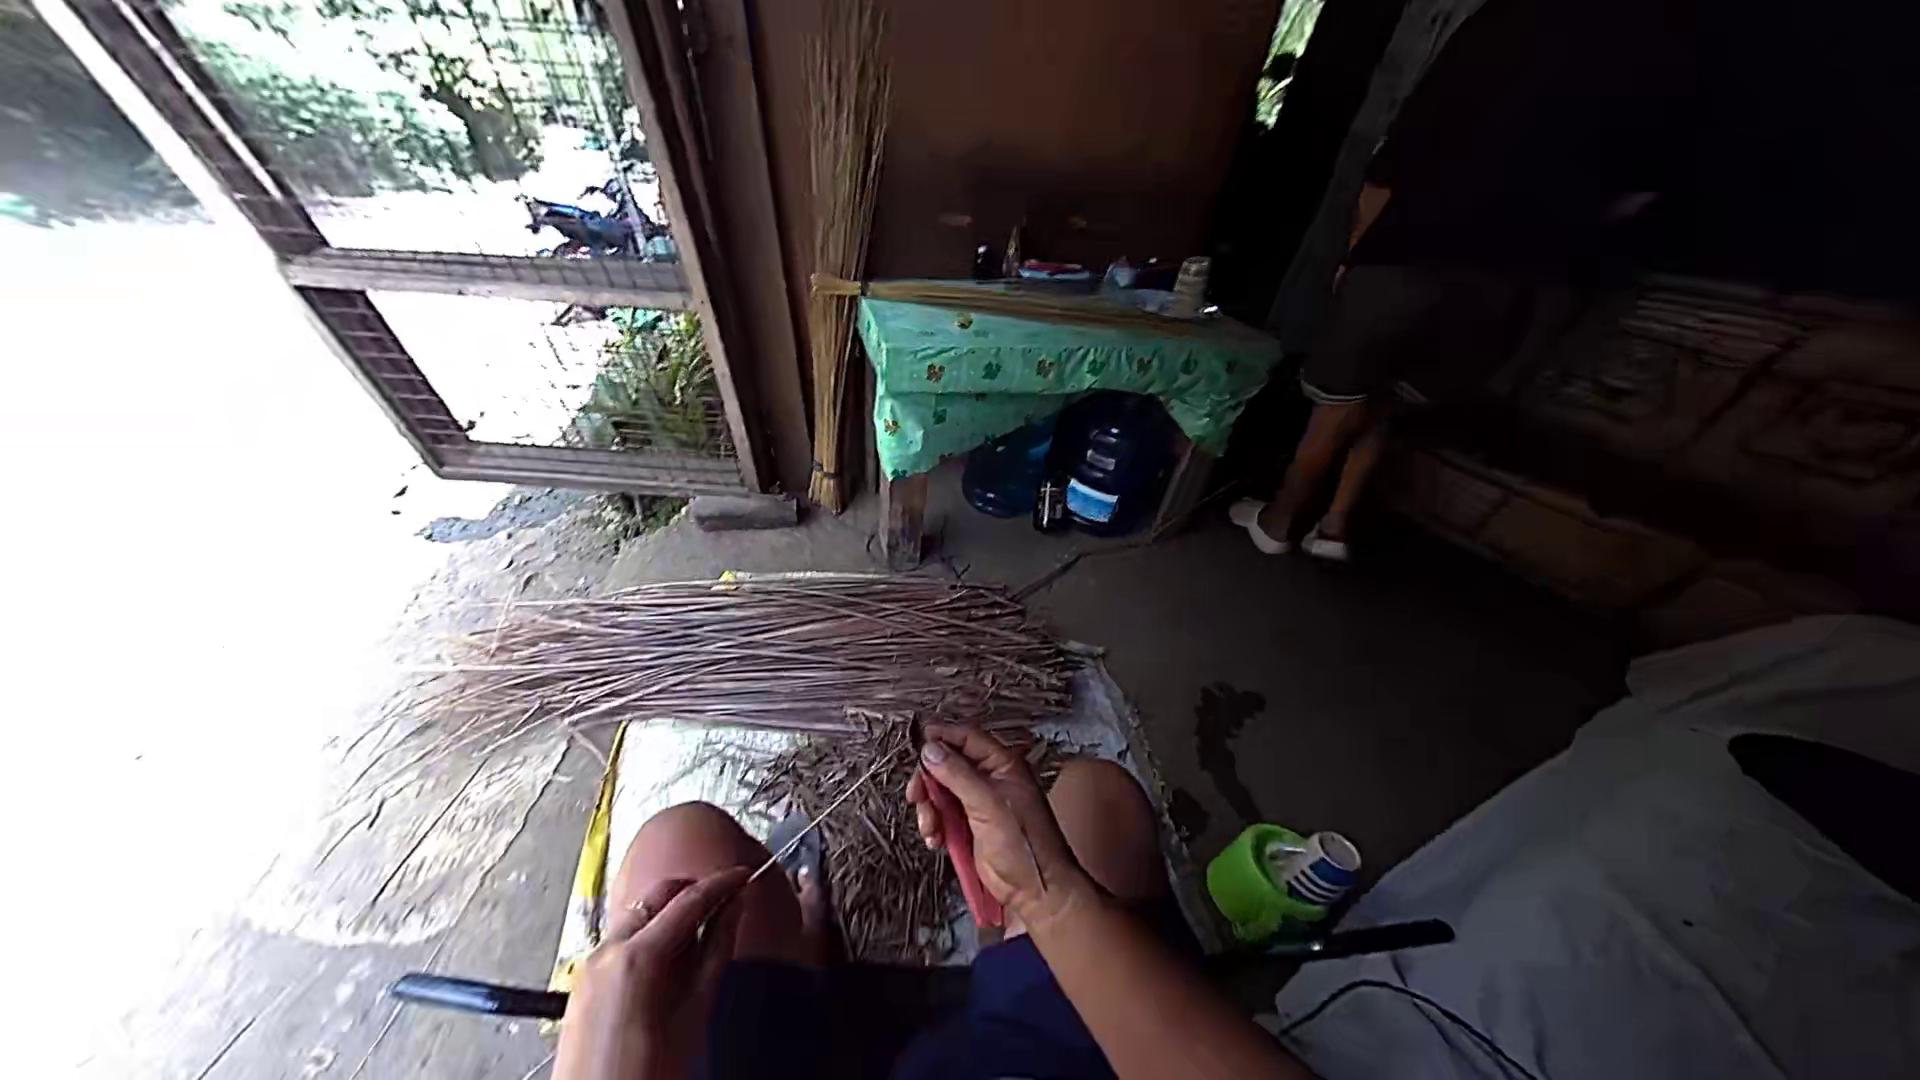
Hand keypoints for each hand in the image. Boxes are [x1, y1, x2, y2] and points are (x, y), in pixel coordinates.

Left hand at [554, 867, 747, 1079]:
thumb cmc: (651, 1075)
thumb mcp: (696, 1009)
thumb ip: (717, 948)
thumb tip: (735, 905)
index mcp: (637, 957)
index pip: (689, 899)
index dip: (723, 882)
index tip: (745, 876)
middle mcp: (608, 951)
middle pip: (660, 895)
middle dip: (695, 891)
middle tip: (727, 900)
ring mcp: (591, 966)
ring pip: (641, 913)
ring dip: (674, 911)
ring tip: (705, 930)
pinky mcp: (584, 983)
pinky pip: (625, 939)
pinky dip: (653, 933)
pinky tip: (674, 957)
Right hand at [907, 724, 1094, 932]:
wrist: (1034, 890)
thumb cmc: (1026, 844)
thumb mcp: (988, 803)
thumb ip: (957, 774)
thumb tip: (931, 749)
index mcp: (1002, 764)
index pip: (967, 738)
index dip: (942, 737)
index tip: (919, 741)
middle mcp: (990, 779)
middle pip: (948, 764)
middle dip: (929, 779)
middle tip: (917, 793)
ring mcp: (978, 803)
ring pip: (941, 792)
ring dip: (929, 808)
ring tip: (930, 825)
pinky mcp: (968, 826)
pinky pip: (942, 816)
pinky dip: (934, 825)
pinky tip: (936, 839)